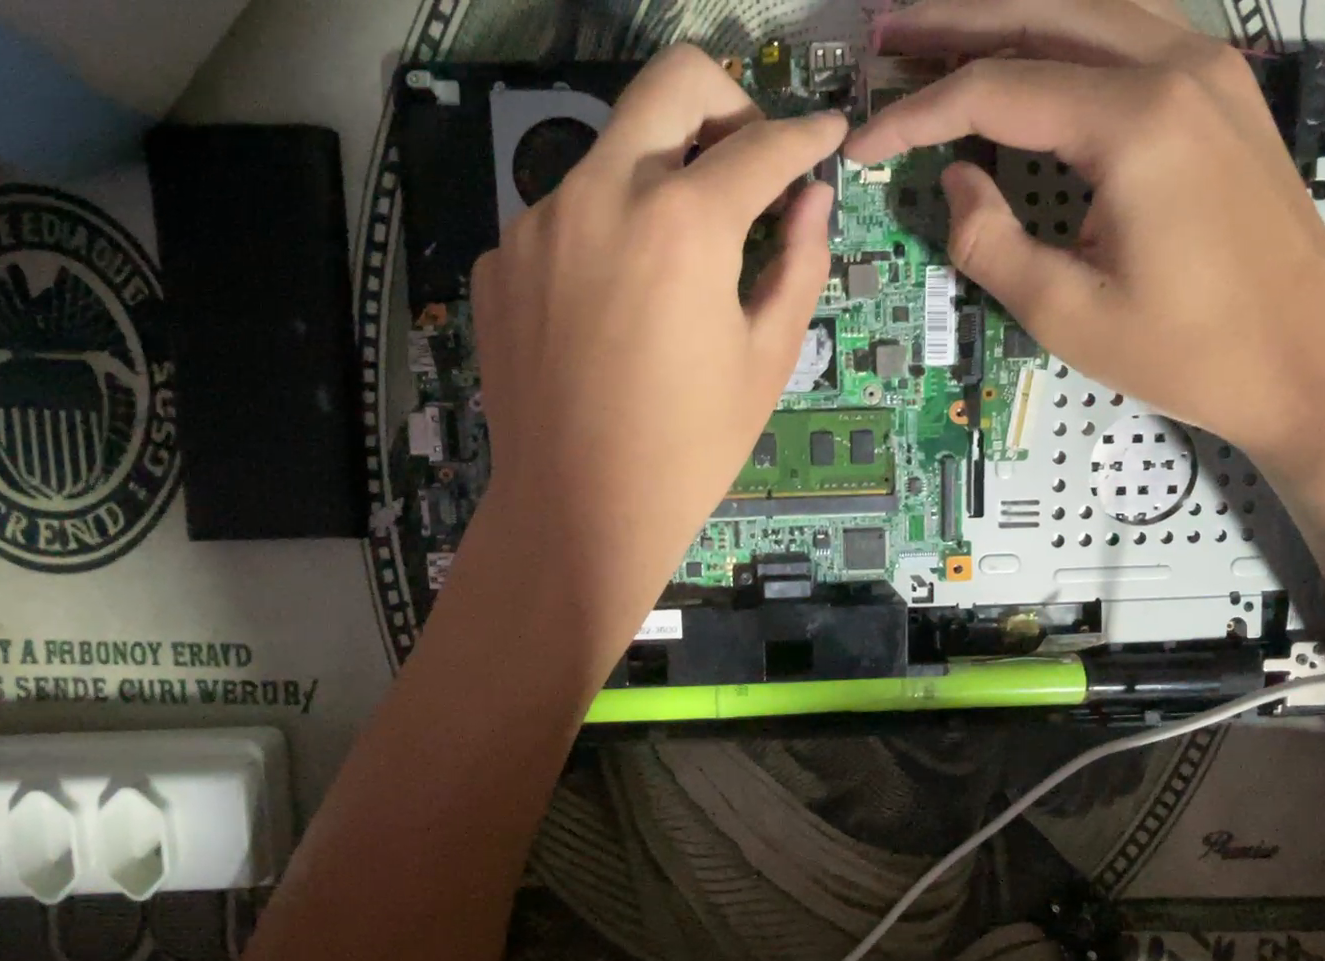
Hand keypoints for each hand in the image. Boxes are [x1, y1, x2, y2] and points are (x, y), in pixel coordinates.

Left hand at [470, 45, 844, 634]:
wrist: (576, 512)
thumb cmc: (689, 448)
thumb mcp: (767, 359)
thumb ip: (799, 262)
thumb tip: (810, 201)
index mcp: (682, 224)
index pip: (762, 145)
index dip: (808, 135)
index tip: (826, 137)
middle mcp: (600, 195)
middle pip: (672, 84)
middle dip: (727, 105)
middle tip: (748, 161)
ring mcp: (536, 225)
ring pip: (611, 154)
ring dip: (658, 180)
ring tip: (676, 259)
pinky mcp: (499, 262)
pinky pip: (564, 217)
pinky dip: (603, 236)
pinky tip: (613, 306)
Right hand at [845, 0, 1324, 470]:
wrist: (1314, 365)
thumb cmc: (1191, 353)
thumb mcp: (1067, 314)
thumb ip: (991, 240)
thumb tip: (955, 178)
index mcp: (1136, 124)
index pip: (996, 90)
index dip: (916, 114)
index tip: (861, 143)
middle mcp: (1178, 68)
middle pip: (1042, 13)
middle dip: (953, 21)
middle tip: (883, 31)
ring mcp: (1212, 70)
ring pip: (1090, 10)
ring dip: (1009, 16)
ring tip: (939, 32)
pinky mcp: (1225, 92)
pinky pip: (1130, 34)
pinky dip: (1064, 34)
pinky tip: (1028, 53)